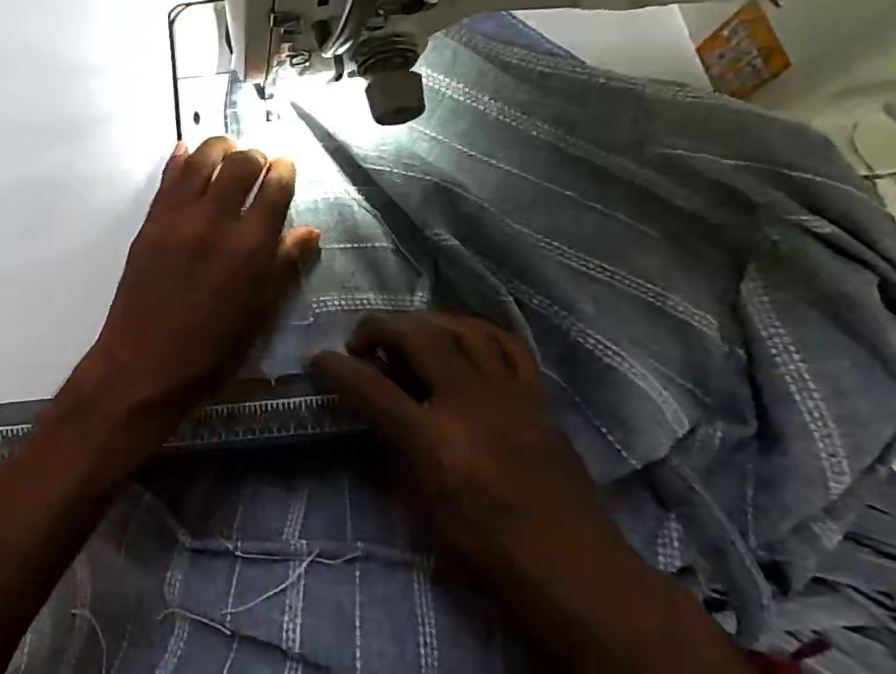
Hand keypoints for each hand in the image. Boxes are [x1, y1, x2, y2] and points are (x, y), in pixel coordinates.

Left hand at [69, 137, 320, 432]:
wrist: (144, 363)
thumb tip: (309, 230)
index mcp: (251, 247)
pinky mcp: (151, 223)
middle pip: (239, 166)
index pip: (274, 190)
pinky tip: (185, 151)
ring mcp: (178, 218)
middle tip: (256, 159)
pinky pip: (167, 179)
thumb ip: (284, 266)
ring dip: (217, 148)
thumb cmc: (212, 350)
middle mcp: (216, 222)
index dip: (283, 171)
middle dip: (253, 155)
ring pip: (200, 162)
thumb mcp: (260, 314)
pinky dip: (180, 160)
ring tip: (225, 147)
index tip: (285, 164)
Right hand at [314, 311, 752, 673]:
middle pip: (418, 335)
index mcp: (436, 442)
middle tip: (361, 341)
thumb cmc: (489, 552)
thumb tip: (369, 415)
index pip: (370, 387)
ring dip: (424, 320)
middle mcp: (471, 405)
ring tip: (406, 332)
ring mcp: (510, 396)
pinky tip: (460, 336)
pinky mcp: (538, 398)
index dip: (334, 368)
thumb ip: (392, 452)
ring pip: (462, 328)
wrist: (578, 574)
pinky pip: (507, 344)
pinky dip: (475, 330)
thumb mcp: (423, 511)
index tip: (316, 360)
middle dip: (378, 326)